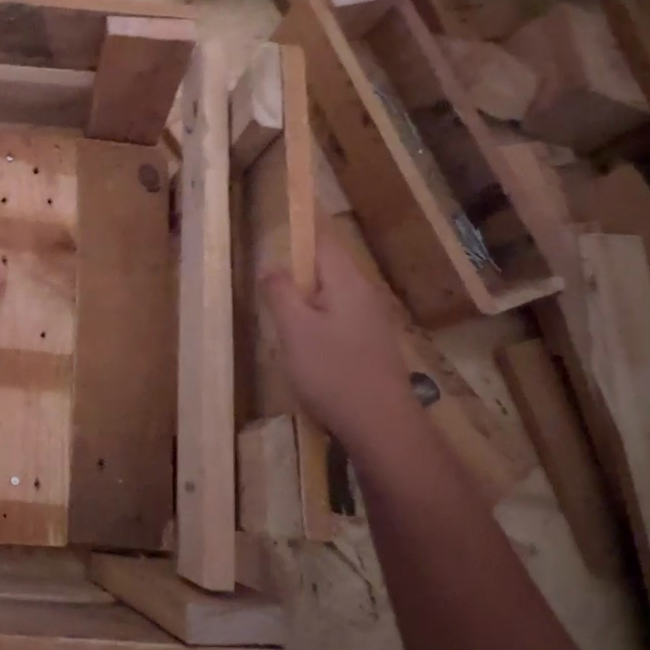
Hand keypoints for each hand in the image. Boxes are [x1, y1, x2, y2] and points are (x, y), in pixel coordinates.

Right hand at [262, 234, 416, 439]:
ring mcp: (372, 322)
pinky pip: (340, 320)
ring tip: (281, 318)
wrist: (383, 427)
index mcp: (347, 282)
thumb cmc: (333, 372)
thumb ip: (280, 292)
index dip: (301, 227)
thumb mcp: (295, 330)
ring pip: (333, 296)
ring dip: (307, 299)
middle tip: (267, 282)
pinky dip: (319, 322)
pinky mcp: (372, 348)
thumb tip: (270, 265)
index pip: (323, 239)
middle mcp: (365, 294)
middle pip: (328, 267)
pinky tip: (306, 348)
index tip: (279, 221)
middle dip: (298, 269)